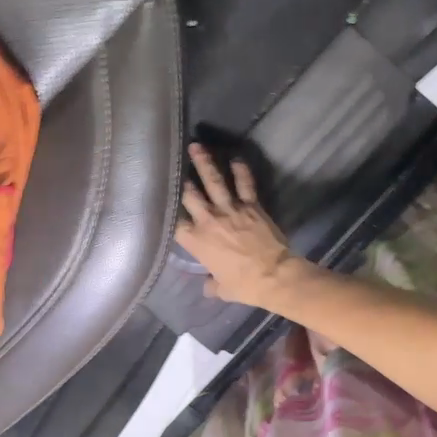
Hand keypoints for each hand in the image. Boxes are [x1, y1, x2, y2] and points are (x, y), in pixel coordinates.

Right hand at [174, 143, 306, 306]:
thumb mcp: (222, 289)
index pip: (176, 223)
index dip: (169, 212)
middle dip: (180, 178)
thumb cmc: (244, 285)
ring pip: (214, 181)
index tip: (163, 201)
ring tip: (196, 146)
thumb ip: (211, 284)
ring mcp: (231, 209)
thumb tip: (207, 286)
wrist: (274, 276)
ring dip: (204, 163)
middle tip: (173, 162)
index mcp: (197, 241)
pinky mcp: (251, 205)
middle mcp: (209, 220)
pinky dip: (241, 171)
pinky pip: (245, 184)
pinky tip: (236, 159)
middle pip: (190, 194)